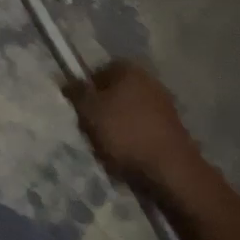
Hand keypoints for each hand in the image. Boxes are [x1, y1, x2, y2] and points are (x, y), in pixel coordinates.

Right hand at [64, 61, 200, 186]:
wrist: (170, 170)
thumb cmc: (125, 133)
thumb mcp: (89, 111)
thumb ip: (76, 92)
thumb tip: (66, 79)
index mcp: (129, 69)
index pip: (98, 71)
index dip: (86, 90)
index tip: (81, 111)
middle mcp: (149, 80)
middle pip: (114, 92)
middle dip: (102, 110)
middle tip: (92, 131)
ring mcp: (164, 104)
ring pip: (128, 113)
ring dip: (118, 128)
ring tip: (109, 149)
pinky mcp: (173, 129)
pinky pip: (143, 130)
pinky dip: (134, 141)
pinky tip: (128, 158)